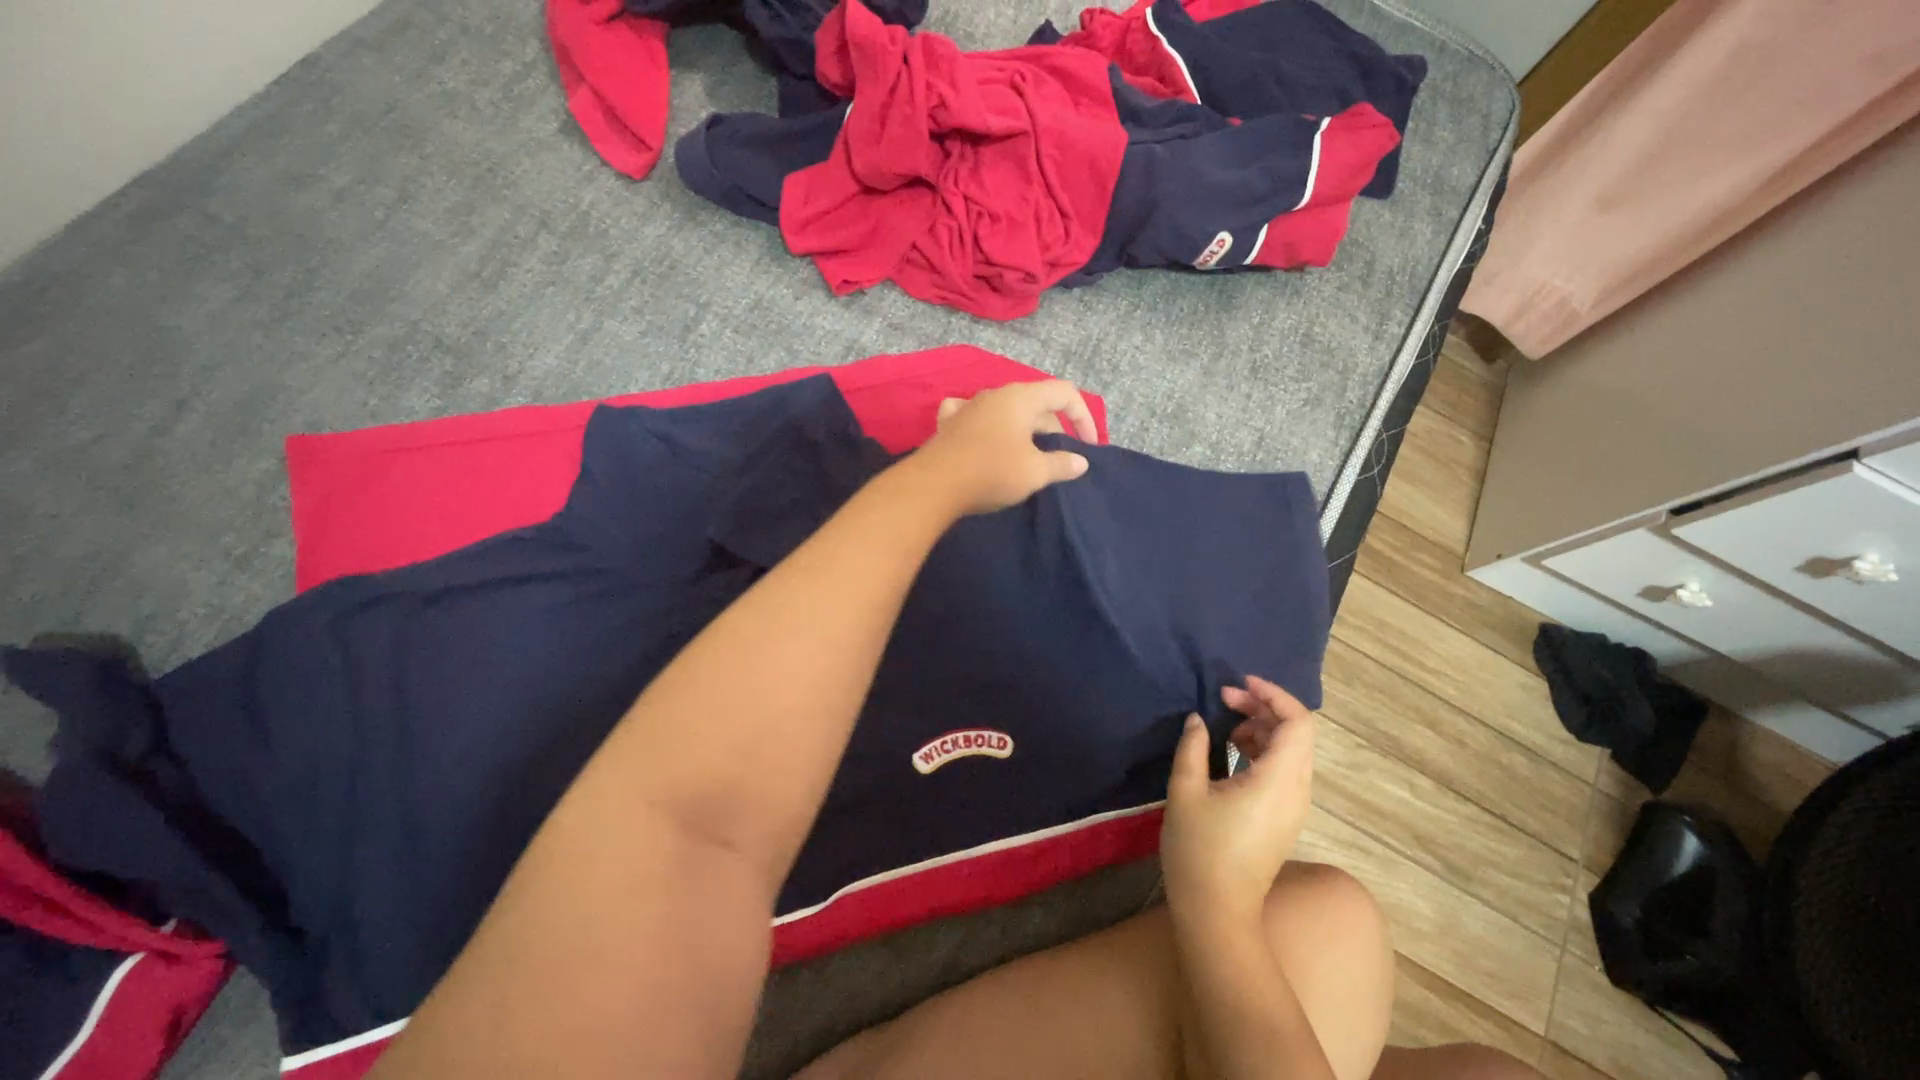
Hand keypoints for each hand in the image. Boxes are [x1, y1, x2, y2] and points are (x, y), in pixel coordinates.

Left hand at [907, 380, 1096, 514]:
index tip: (1088, 446)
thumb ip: (1062, 464)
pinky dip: (989, 426)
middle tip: (1061, 459)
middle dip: (1054, 429)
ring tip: (1030, 454)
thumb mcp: (1035, 472)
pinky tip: (985, 436)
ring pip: (1007, 411)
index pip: (1064, 393)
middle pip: (1036, 403)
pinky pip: (976, 417)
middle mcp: (995, 394)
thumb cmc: (992, 472)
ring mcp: (969, 407)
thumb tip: (1080, 462)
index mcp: (1021, 397)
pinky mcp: (949, 425)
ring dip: (1024, 429)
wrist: (933, 485)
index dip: (1084, 417)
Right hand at [1161, 676, 1317, 925]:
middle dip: (1263, 707)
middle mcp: (1297, 790)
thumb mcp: (1186, 793)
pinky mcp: (1284, 818)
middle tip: (1224, 700)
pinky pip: (1284, 770)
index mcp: (1279, 780)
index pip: (1297, 721)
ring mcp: (1294, 806)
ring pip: (1291, 751)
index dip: (1272, 694)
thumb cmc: (1199, 851)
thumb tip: (1197, 719)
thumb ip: (1193, 747)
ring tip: (1224, 724)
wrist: (1217, 912)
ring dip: (1262, 728)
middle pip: (1297, 733)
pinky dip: (1262, 750)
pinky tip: (1230, 751)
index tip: (1238, 685)